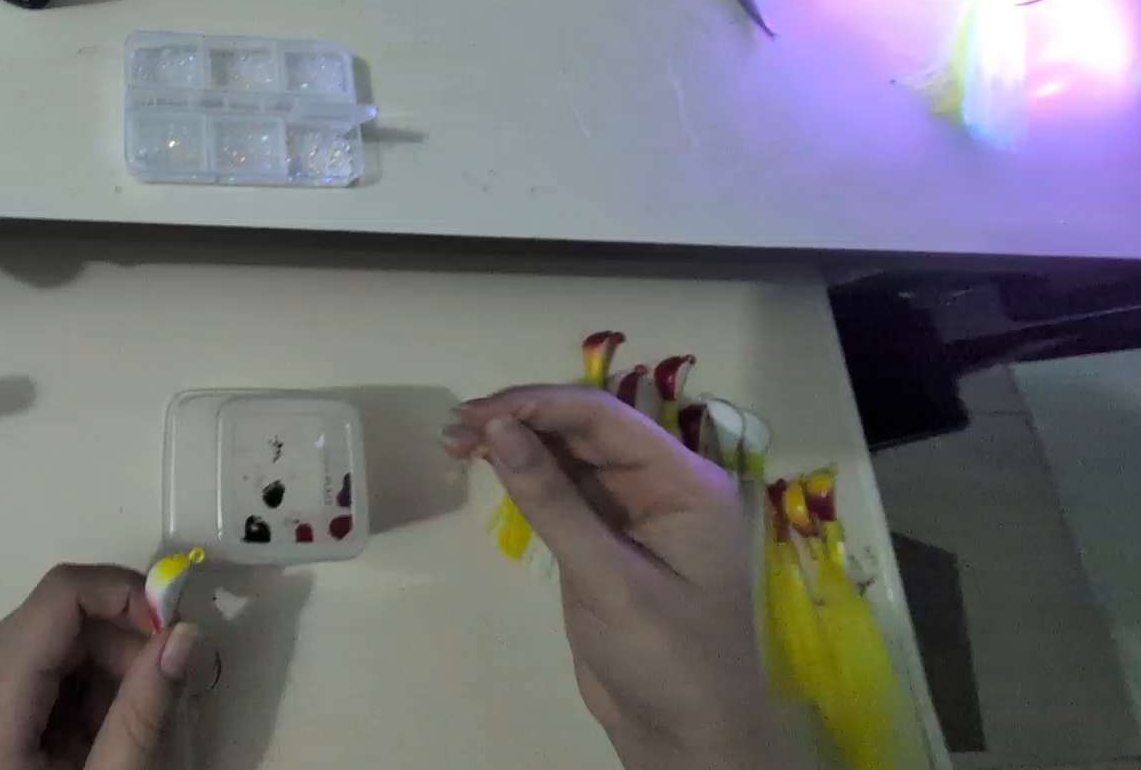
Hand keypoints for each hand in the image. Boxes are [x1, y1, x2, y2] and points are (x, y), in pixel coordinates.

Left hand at [0, 564, 198, 769]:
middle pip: (57, 617)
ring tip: (121, 735)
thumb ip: (143, 714)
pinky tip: (86, 744)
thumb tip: (186, 635)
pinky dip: (70, 692)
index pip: (62, 593)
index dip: (126, 593)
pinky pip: (27, 671)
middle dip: (120, 643)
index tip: (174, 632)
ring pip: (46, 640)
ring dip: (98, 670)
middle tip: (161, 695)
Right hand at [444, 386, 796, 769]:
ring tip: (456, 440)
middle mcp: (658, 481)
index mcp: (684, 482)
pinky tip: (484, 460)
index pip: (603, 417)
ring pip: (563, 448)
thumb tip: (495, 426)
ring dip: (512, 439)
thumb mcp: (605, 576)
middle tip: (456, 428)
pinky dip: (519, 468)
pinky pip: (556, 479)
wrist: (682, 742)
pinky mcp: (600, 527)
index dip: (537, 404)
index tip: (478, 414)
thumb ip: (549, 497)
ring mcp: (628, 504)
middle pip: (580, 426)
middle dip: (518, 418)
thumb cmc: (665, 659)